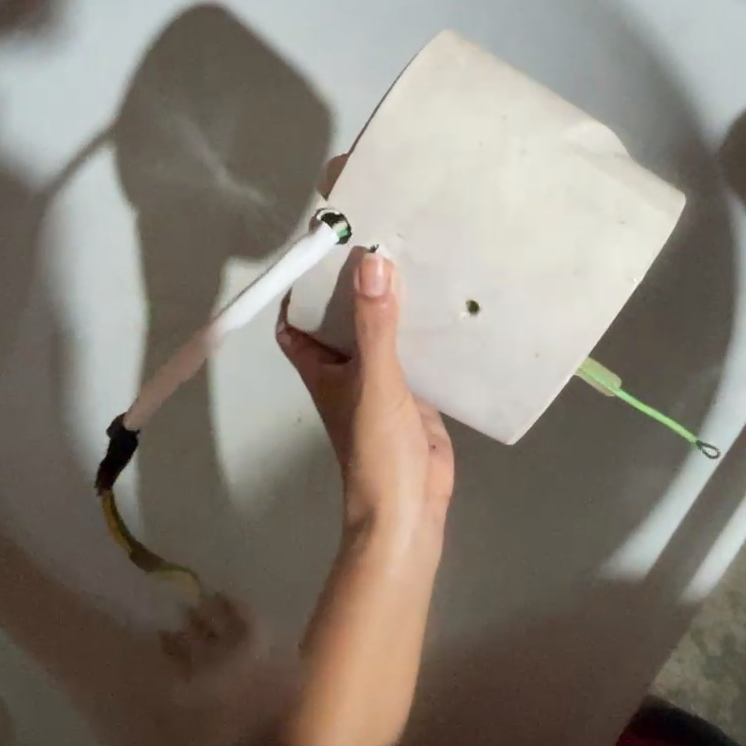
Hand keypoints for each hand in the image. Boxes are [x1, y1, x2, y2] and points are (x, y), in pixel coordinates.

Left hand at [277, 251, 454, 559]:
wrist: (409, 508)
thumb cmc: (375, 446)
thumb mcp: (373, 378)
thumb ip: (374, 324)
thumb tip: (371, 263)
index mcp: (321, 366)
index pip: (298, 321)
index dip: (302, 289)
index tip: (323, 250)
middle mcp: (347, 369)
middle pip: (344, 319)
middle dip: (357, 286)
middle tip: (382, 237)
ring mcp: (382, 381)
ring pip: (383, 333)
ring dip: (394, 305)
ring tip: (417, 258)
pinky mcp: (415, 393)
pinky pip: (417, 353)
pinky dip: (425, 332)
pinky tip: (447, 306)